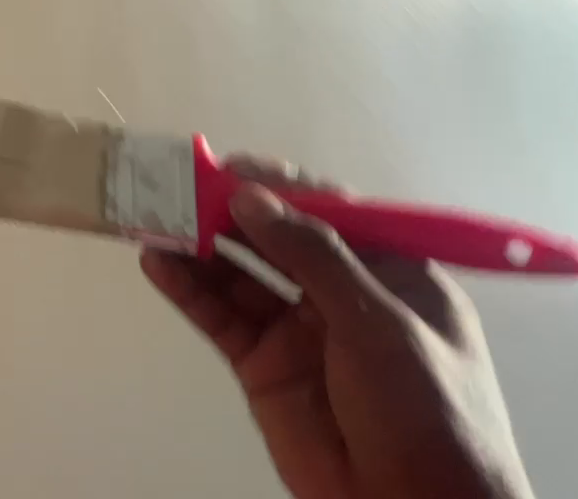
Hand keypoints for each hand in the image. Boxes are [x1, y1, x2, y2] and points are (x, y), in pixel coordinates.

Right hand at [141, 160, 534, 498]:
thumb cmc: (425, 412)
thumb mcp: (379, 327)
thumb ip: (313, 257)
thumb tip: (248, 196)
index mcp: (390, 277)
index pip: (328, 213)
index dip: (277, 186)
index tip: (225, 167)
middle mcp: (339, 294)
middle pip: (271, 239)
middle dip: (224, 213)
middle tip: (173, 189)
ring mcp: (296, 327)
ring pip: (236, 272)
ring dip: (195, 246)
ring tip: (152, 221)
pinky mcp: (261, 359)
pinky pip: (217, 314)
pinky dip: (185, 288)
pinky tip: (155, 264)